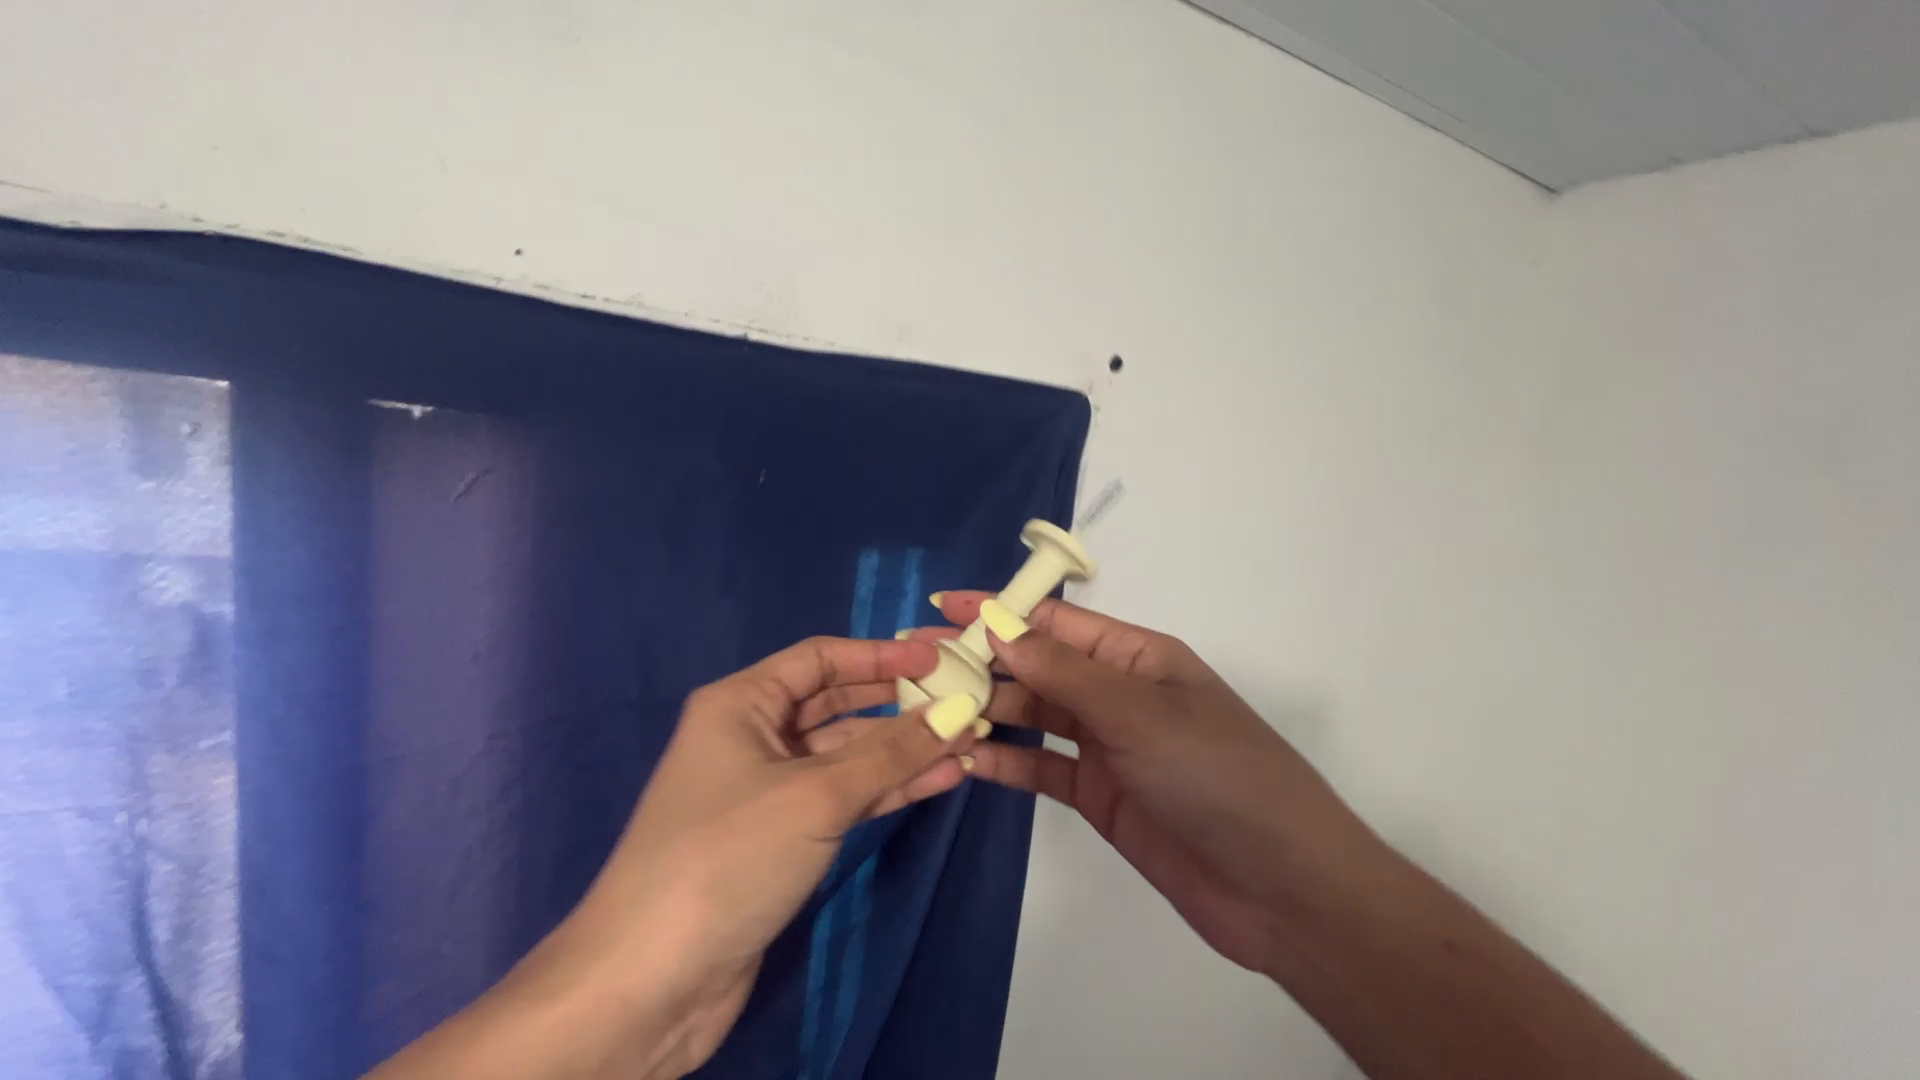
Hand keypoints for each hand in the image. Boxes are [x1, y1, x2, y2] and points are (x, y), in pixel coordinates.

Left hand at [368, 636, 983, 1079]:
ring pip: (845, 756)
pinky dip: (887, 789)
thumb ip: (891, 752)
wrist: (650, 981)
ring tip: (969, 744)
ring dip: (903, 751)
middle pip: (836, 704)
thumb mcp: (814, 795)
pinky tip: (939, 781)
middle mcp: (751, 736)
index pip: (820, 658)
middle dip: (899, 704)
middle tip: (964, 701)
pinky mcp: (780, 840)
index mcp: (740, 703)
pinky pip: (842, 798)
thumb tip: (960, 713)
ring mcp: (765, 791)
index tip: (940, 659)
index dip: (880, 655)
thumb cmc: (727, 857)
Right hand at [925, 593, 1378, 974]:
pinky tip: (965, 759)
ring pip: (1033, 717)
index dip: (999, 610)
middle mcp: (1117, 694)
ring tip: (929, 711)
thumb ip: (1064, 672)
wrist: (1280, 885)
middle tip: (917, 668)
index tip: (939, 609)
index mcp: (1136, 657)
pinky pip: (1041, 768)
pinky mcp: (1098, 796)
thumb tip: (999, 626)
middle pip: (1038, 667)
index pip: (1056, 621)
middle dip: (983, 663)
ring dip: (986, 712)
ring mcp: (1106, 747)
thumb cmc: (1216, 774)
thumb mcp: (1139, 712)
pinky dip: (1005, 762)